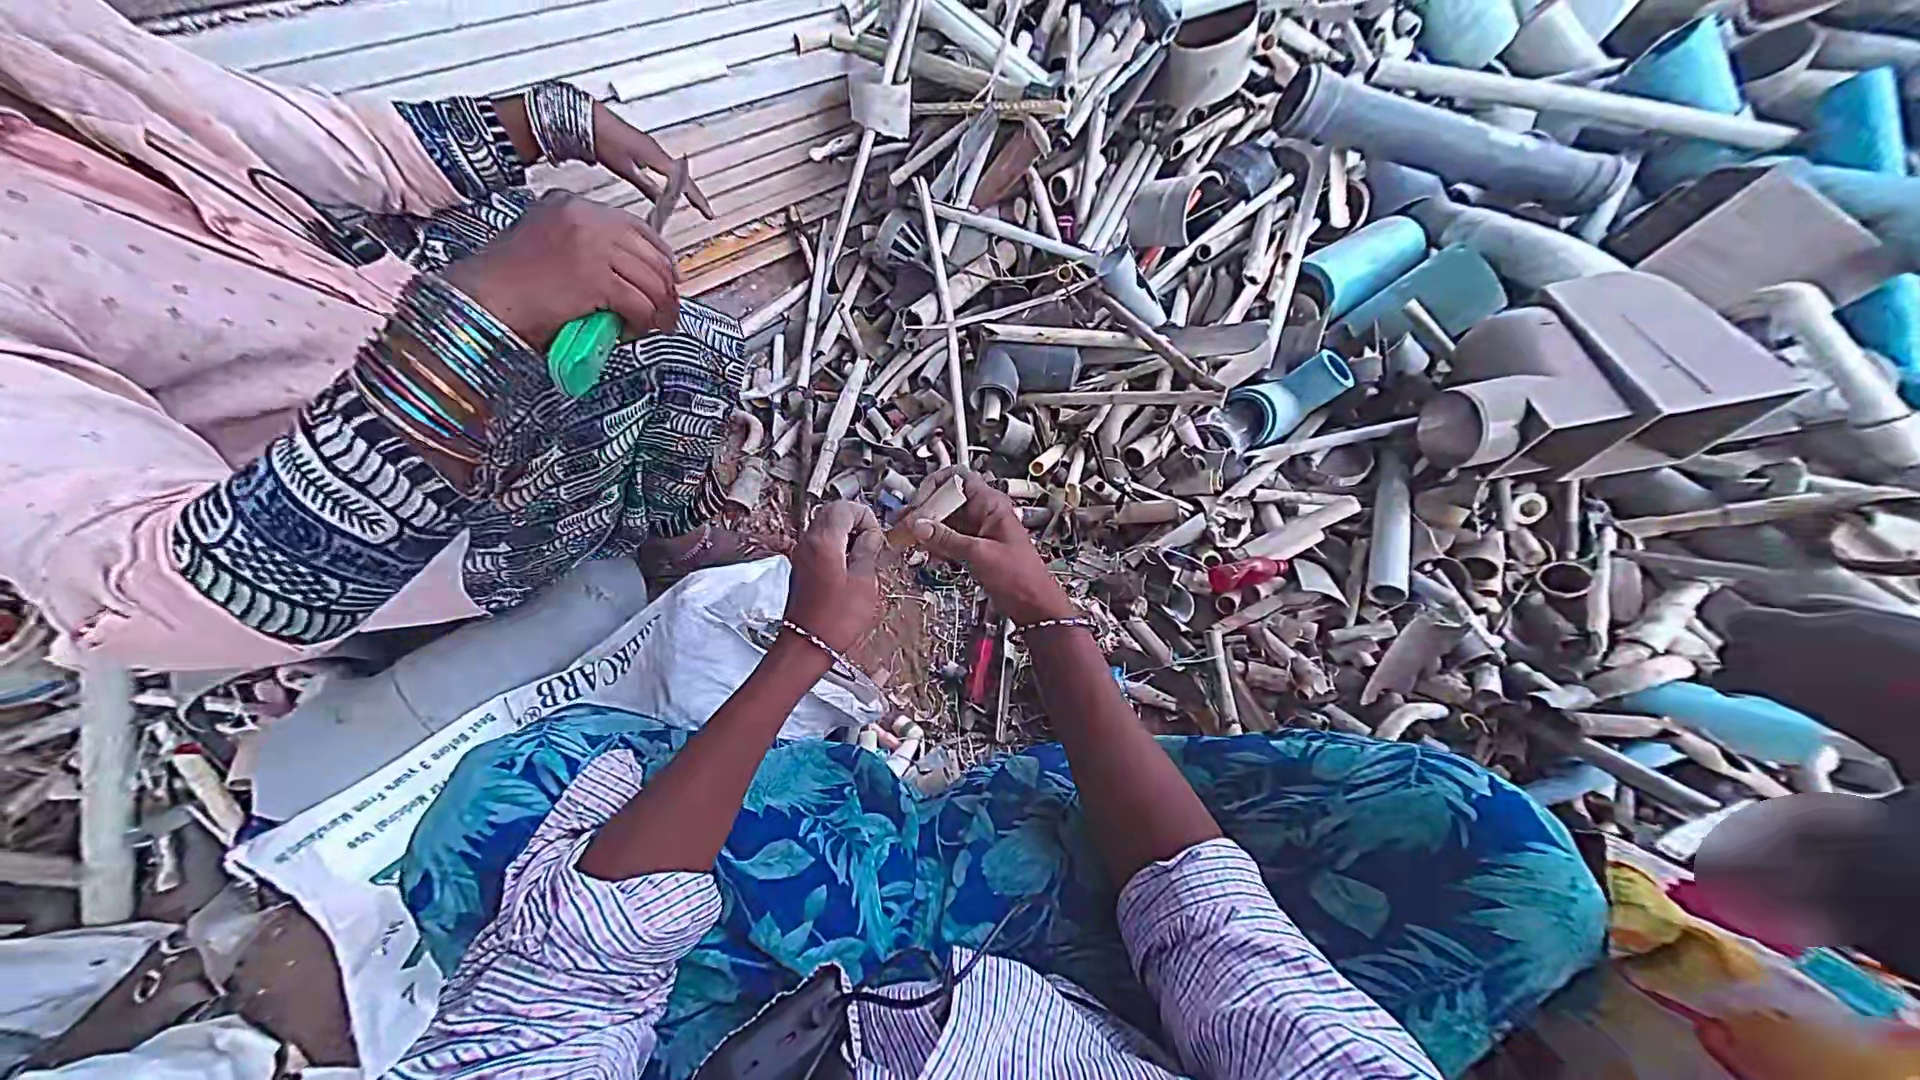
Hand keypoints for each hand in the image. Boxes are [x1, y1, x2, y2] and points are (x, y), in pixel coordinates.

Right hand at [441, 192, 679, 348]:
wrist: (481, 300)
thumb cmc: (512, 286)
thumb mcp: (553, 250)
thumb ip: (592, 253)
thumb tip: (638, 276)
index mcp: (574, 206)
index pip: (640, 229)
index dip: (662, 260)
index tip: (669, 284)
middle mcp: (584, 218)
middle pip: (653, 256)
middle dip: (667, 292)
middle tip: (665, 316)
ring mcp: (591, 244)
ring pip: (653, 283)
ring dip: (657, 312)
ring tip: (646, 327)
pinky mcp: (595, 276)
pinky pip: (641, 304)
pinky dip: (642, 323)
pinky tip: (627, 331)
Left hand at [592, 104, 714, 219]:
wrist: (584, 118)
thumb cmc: (603, 141)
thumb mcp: (627, 170)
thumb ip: (648, 187)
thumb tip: (663, 202)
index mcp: (656, 157)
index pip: (684, 183)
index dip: (697, 199)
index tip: (708, 212)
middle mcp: (657, 151)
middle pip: (683, 177)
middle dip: (694, 194)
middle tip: (703, 209)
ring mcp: (650, 148)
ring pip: (674, 172)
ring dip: (683, 187)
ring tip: (691, 201)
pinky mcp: (642, 147)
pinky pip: (664, 166)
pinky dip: (672, 179)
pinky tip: (669, 187)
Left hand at [785, 500, 884, 652]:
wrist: (808, 644)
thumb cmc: (838, 617)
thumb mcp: (864, 582)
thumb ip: (867, 551)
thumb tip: (871, 535)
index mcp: (824, 541)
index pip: (844, 508)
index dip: (865, 517)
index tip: (875, 538)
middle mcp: (808, 541)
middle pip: (832, 513)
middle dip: (855, 522)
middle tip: (871, 545)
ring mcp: (801, 553)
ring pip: (825, 527)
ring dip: (846, 534)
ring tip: (862, 558)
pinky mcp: (800, 566)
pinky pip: (820, 543)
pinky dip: (836, 546)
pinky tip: (848, 568)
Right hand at [907, 469, 1077, 625]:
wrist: (1035, 607)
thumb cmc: (1020, 578)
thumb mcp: (980, 555)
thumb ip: (947, 539)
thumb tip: (918, 525)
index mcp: (991, 505)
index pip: (958, 478)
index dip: (935, 486)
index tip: (920, 504)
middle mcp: (984, 513)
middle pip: (947, 500)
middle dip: (925, 511)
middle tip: (905, 525)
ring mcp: (978, 531)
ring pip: (946, 521)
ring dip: (927, 530)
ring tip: (908, 540)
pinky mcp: (975, 549)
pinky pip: (950, 540)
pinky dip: (937, 545)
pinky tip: (927, 554)